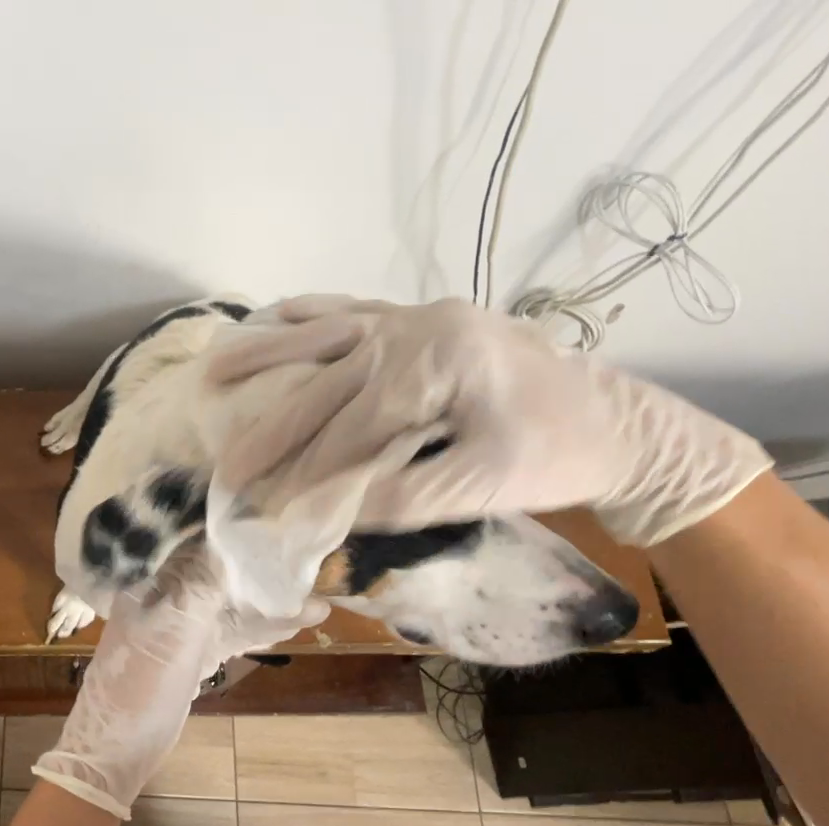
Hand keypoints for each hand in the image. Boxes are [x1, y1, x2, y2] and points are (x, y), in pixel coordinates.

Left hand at [33, 552, 327, 818]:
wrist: (118, 748)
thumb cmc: (139, 686)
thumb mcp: (172, 630)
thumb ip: (201, 583)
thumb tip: (229, 537)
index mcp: (149, 583)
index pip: (196, 543)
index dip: (233, 534)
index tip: (275, 523)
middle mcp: (165, 597)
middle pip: (218, 572)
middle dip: (259, 569)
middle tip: (308, 560)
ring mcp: (181, 627)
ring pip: (230, 605)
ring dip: (270, 604)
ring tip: (319, 599)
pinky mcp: (194, 653)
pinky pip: (232, 633)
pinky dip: (261, 629)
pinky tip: (297, 622)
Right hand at [208, 296, 771, 546]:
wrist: (616, 419)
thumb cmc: (556, 455)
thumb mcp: (487, 486)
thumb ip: (406, 497)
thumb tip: (328, 512)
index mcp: (436, 363)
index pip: (351, 431)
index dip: (306, 478)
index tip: (267, 514)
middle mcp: (416, 329)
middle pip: (324, 387)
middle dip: (269, 435)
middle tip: (226, 474)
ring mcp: (414, 318)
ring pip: (323, 337)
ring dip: (265, 356)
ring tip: (212, 372)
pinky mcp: (418, 318)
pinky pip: (352, 308)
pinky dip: (310, 314)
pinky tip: (274, 317)